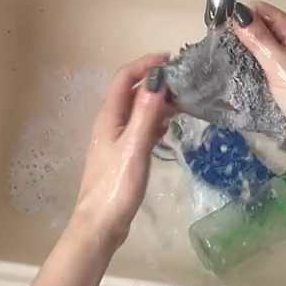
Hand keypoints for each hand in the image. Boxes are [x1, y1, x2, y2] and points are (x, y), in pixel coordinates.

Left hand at [70, 52, 174, 251]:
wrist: (101, 225)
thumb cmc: (116, 186)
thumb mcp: (135, 148)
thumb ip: (146, 114)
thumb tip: (157, 80)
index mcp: (109, 117)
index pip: (124, 78)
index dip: (145, 64)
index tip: (170, 60)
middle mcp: (110, 123)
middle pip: (131, 92)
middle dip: (155, 82)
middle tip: (183, 82)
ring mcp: (115, 139)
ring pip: (137, 110)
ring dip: (157, 101)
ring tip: (182, 101)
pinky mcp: (123, 154)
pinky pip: (140, 127)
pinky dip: (154, 121)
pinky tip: (168, 127)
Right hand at [231, 1, 285, 170]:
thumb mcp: (282, 69)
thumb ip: (259, 41)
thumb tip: (238, 13)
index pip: (260, 10)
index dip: (240, 17)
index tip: (218, 34)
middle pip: (257, 30)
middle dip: (238, 40)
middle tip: (217, 56)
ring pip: (257, 52)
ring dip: (242, 60)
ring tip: (221, 71)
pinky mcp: (285, 82)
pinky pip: (262, 71)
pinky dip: (250, 75)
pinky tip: (235, 85)